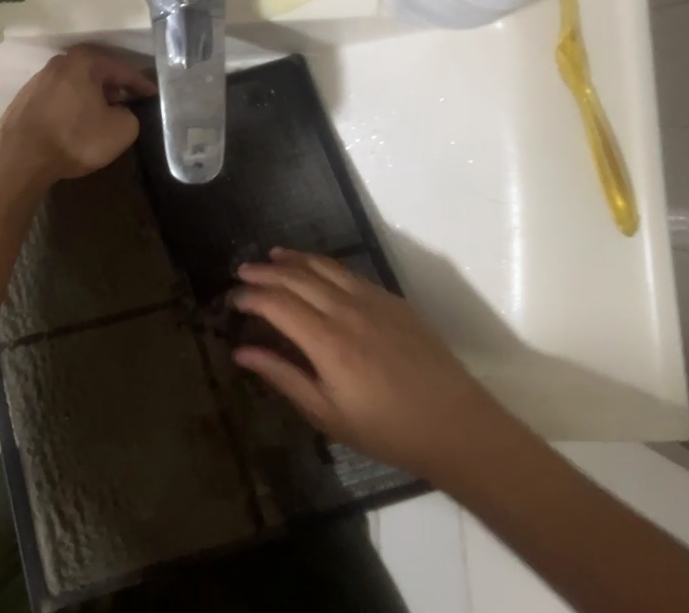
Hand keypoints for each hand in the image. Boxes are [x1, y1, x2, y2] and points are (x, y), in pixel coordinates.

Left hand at [0, 45, 155, 187]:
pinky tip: (75, 124)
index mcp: (84, 61)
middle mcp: (59, 63)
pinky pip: (59, 99)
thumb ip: (131, 115)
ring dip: (91, 98)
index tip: (154, 94)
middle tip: (130, 102)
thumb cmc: (74, 138)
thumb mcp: (121, 130)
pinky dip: (72, 107)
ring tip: (103, 115)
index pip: (122, 70)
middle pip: (96, 73)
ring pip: (76, 85)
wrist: (20, 157)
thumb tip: (121, 112)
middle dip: (114, 87)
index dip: (142, 84)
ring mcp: (38, 80)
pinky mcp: (25, 99)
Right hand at [231, 248, 511, 478]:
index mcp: (327, 342)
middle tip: (242, 272)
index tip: (232, 300)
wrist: (456, 426)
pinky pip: (350, 273)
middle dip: (264, 272)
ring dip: (293, 259)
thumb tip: (241, 352)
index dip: (249, 297)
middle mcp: (347, 311)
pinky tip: (316, 270)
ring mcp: (374, 301)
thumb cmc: (386, 430)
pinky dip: (324, 265)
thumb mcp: (327, 413)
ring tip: (272, 256)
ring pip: (324, 267)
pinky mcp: (394, 301)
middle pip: (296, 277)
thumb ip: (283, 376)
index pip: (276, 304)